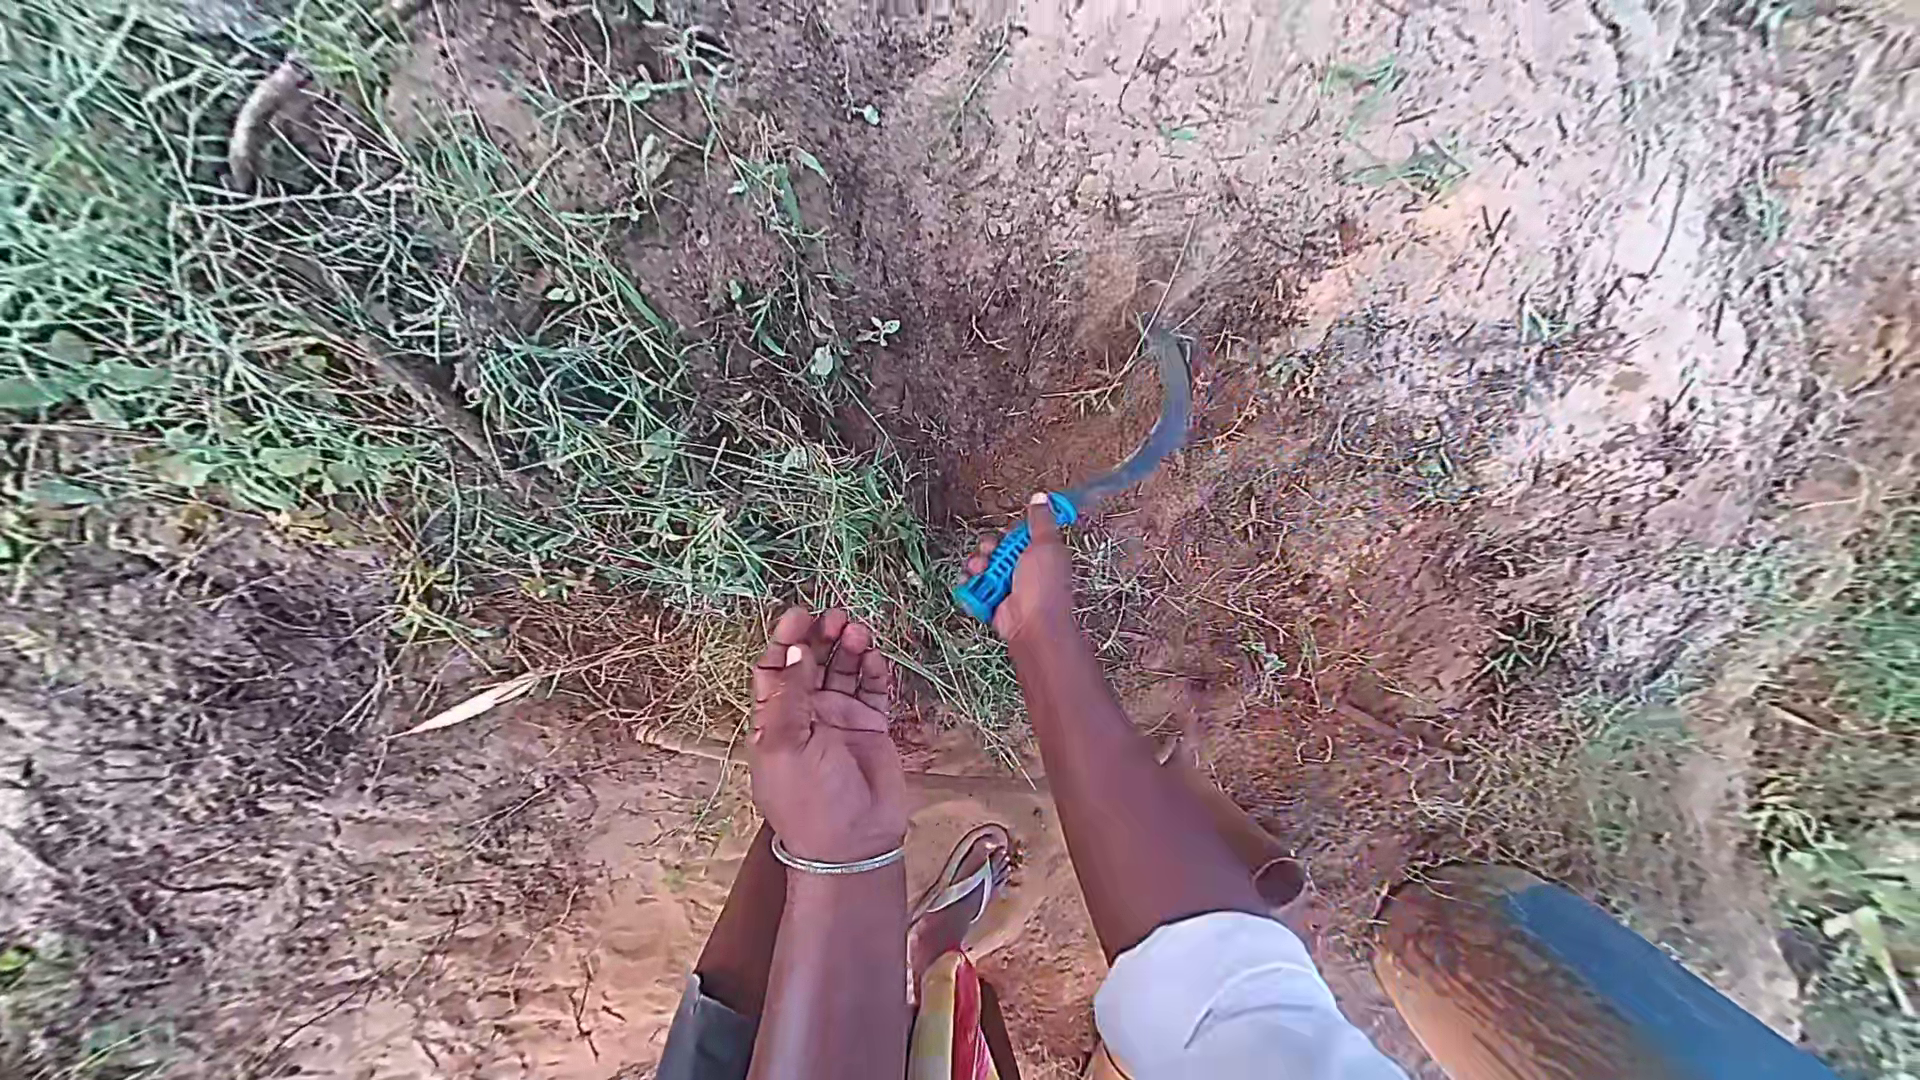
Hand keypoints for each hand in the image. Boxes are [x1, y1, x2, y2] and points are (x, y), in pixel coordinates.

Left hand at [750, 607, 906, 863]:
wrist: (854, 841)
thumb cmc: (809, 796)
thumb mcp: (785, 744)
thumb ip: (790, 694)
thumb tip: (795, 649)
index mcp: (776, 718)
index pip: (775, 669)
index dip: (784, 641)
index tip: (798, 616)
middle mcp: (808, 712)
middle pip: (812, 661)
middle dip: (821, 636)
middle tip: (836, 617)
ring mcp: (841, 716)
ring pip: (844, 669)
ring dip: (849, 648)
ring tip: (857, 632)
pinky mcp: (871, 723)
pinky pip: (872, 688)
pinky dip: (873, 670)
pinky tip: (873, 659)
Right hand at [963, 492, 1077, 644]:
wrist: (1034, 624)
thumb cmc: (1044, 585)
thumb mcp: (1045, 544)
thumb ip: (1041, 520)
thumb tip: (1042, 497)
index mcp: (1037, 554)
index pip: (1014, 537)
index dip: (1006, 535)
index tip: (1005, 537)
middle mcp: (1021, 570)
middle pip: (993, 551)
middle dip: (986, 550)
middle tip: (988, 554)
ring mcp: (1006, 587)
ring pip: (980, 568)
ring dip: (975, 567)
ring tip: (979, 572)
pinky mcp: (992, 603)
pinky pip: (973, 590)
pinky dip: (969, 588)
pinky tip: (970, 586)